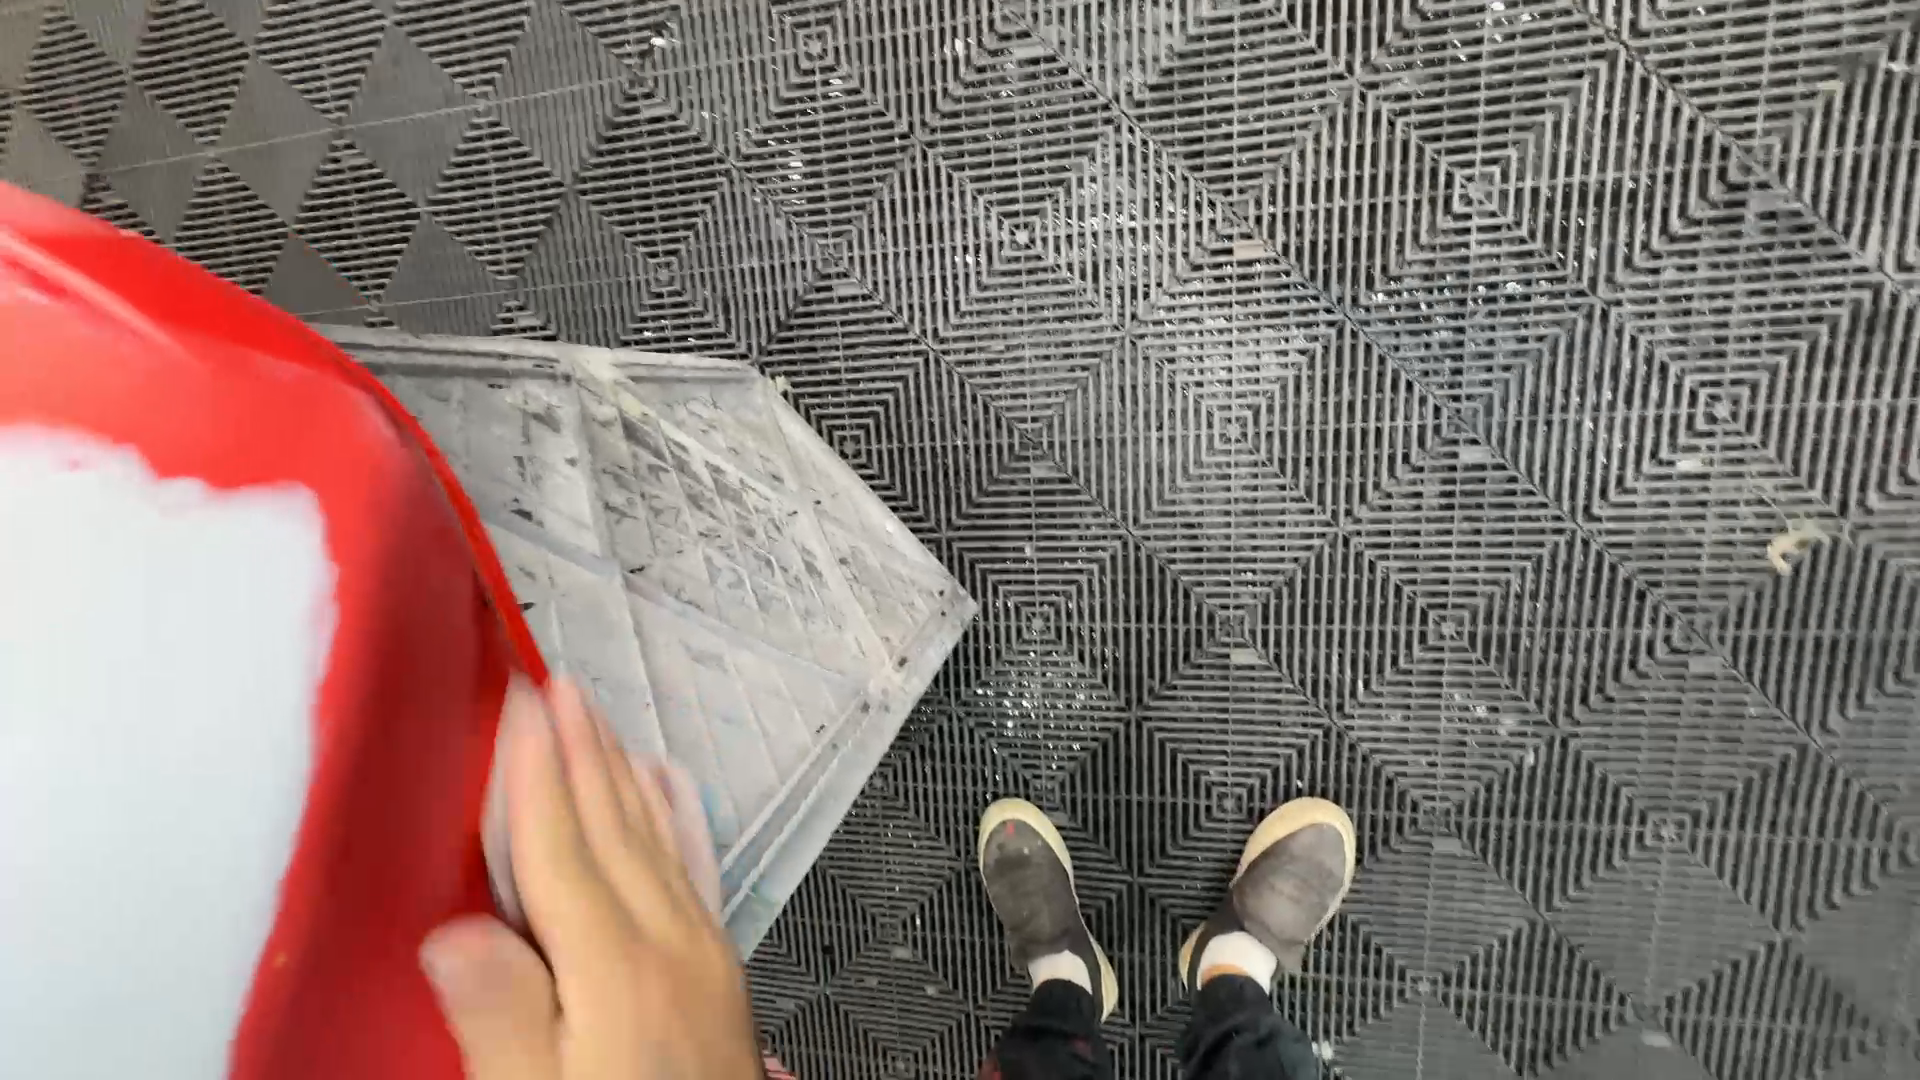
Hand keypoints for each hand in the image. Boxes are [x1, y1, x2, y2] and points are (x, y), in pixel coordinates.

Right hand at [419, 677, 761, 1079]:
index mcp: (615, 967)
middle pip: (614, 823)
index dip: (539, 775)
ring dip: (623, 767)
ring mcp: (701, 937)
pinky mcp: (717, 951)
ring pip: (655, 831)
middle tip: (562, 685)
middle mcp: (667, 933)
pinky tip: (670, 779)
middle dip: (583, 749)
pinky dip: (678, 812)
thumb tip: (451, 929)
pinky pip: (697, 862)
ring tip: (601, 716)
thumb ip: (504, 1022)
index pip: (564, 848)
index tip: (526, 709)